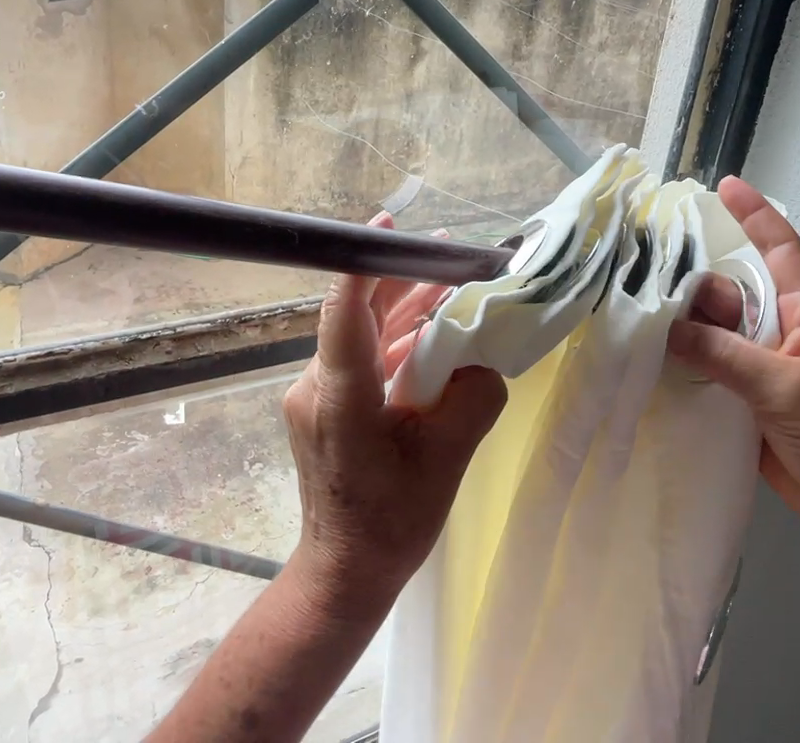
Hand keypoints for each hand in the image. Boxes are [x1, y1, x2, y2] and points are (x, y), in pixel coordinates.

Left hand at [282, 214, 507, 608]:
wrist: (346, 572)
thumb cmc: (392, 523)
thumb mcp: (447, 462)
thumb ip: (473, 399)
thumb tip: (483, 361)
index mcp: (340, 397)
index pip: (343, 314)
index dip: (364, 265)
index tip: (388, 228)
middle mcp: (316, 386)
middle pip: (354, 315)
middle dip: (398, 279)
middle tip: (447, 252)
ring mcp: (316, 395)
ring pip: (358, 336)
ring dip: (400, 310)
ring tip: (446, 281)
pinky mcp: (325, 406)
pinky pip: (360, 359)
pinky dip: (394, 342)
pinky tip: (430, 331)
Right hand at [667, 177, 799, 535]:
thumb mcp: (785, 388)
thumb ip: (726, 355)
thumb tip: (668, 329)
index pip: (783, 253)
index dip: (758, 218)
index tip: (727, 186)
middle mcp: (781, 333)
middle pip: (731, 294)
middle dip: (696, 288)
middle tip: (653, 292)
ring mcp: (760, 366)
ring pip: (713, 330)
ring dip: (683, 327)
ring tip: (641, 323)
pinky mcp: (742, 398)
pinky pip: (706, 365)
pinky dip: (682, 360)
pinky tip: (651, 359)